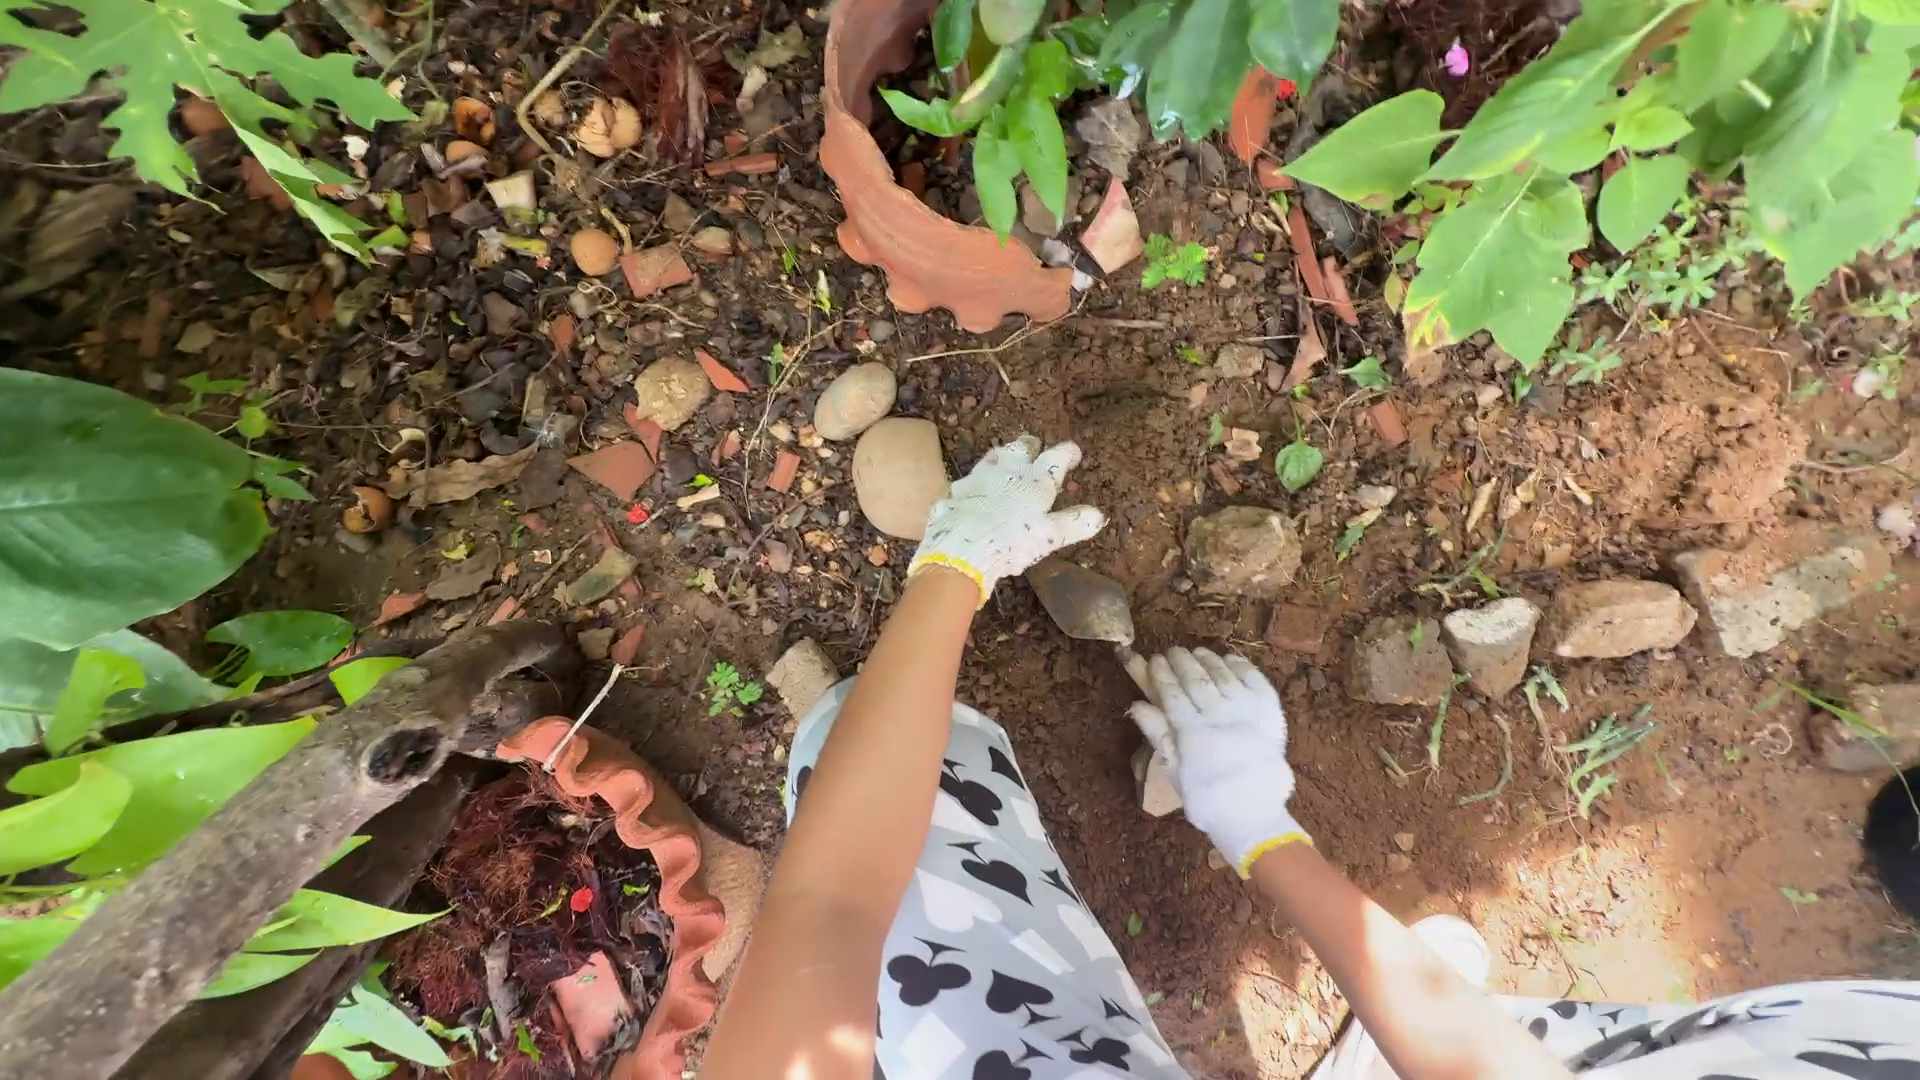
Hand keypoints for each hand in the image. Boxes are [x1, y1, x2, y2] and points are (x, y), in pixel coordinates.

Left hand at [907, 435, 1105, 606]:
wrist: (962, 549)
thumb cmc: (1013, 541)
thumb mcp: (1050, 536)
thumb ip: (1073, 523)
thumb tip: (1098, 515)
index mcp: (1035, 479)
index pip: (1056, 457)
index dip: (1067, 453)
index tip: (1073, 452)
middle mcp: (1007, 470)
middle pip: (1021, 448)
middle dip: (1030, 446)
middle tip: (1035, 447)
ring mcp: (978, 478)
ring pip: (992, 457)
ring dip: (1001, 457)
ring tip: (1005, 460)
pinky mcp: (956, 492)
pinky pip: (968, 482)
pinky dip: (975, 484)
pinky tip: (974, 492)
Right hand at [1129, 647, 1307, 876]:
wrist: (1254, 816)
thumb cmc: (1207, 798)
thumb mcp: (1174, 772)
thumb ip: (1157, 735)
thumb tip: (1137, 705)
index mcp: (1191, 730)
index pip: (1171, 691)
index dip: (1161, 673)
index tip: (1154, 660)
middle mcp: (1218, 714)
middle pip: (1195, 678)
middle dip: (1181, 661)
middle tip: (1172, 652)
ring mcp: (1246, 711)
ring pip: (1223, 675)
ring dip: (1208, 660)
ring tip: (1198, 652)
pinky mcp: (1269, 714)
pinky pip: (1256, 681)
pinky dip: (1242, 667)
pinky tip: (1231, 659)